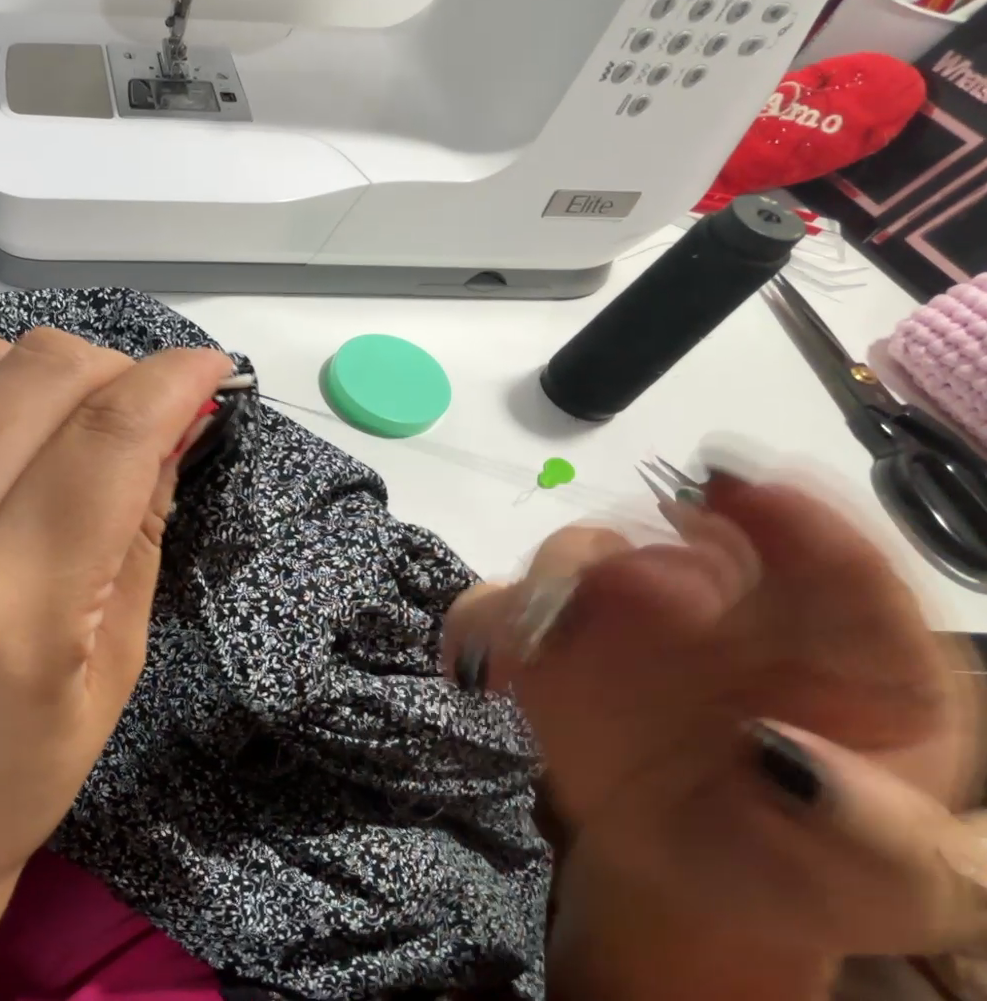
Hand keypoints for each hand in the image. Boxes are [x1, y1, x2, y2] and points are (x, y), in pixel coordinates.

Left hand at [0, 328, 231, 910]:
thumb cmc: (29, 766)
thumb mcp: (120, 660)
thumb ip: (144, 523)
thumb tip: (175, 421)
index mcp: (14, 605)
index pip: (104, 442)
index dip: (170, 384)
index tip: (214, 369)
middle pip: (40, 376)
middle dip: (119, 369)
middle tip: (157, 411)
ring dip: (62, 371)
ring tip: (97, 421)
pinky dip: (5, 387)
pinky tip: (35, 430)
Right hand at [443, 471, 985, 983]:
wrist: (701, 881)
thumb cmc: (810, 867)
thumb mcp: (892, 878)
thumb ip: (877, 829)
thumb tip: (779, 749)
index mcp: (845, 645)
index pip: (835, 562)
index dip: (794, 519)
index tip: (740, 489)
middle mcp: (730, 608)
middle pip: (677, 533)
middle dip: (639, 548)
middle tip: (610, 584)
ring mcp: (629, 621)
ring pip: (579, 552)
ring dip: (546, 581)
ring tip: (528, 651)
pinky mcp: (551, 648)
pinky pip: (498, 610)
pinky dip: (477, 624)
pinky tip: (480, 674)